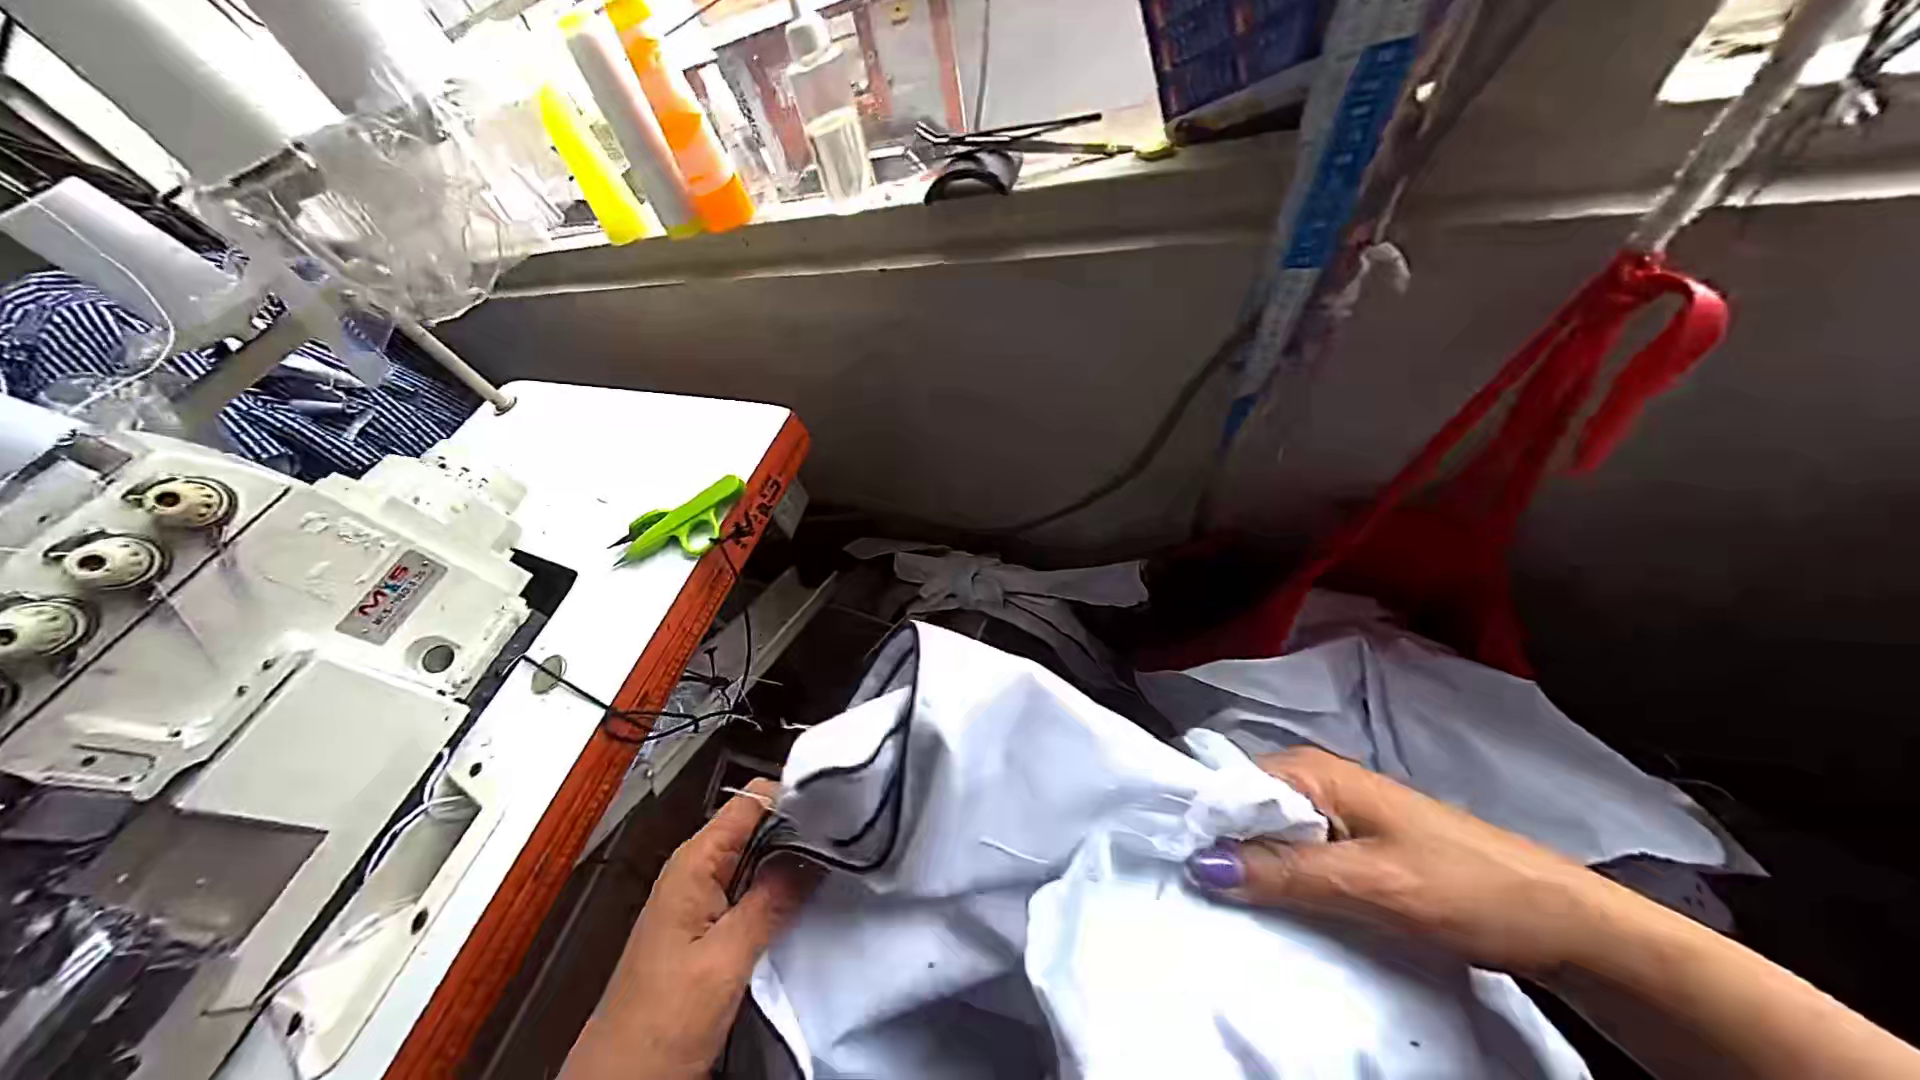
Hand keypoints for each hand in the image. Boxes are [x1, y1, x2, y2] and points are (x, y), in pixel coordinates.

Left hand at [561, 780, 818, 1079]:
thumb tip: (816, 851)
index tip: (838, 809)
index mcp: (696, 861)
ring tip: (838, 864)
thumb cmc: (661, 1022)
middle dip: (801, 829)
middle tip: (847, 842)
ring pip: (761, 856)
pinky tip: (810, 896)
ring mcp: (705, 896)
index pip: (753, 799)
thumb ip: (772, 900)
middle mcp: (700, 868)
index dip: (795, 796)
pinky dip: (782, 887)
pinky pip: (754, 887)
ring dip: (794, 860)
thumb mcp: (725, 959)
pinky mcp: (713, 924)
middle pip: (760, 823)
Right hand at [1184, 746, 1622, 975]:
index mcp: (1312, 769)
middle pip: (1241, 806)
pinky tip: (1259, 900)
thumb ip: (1283, 872)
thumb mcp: (1370, 883)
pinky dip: (1271, 874)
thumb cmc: (1465, 887)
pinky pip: (1289, 851)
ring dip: (1243, 862)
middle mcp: (1314, 779)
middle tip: (1186, 885)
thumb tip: (1200, 864)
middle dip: (1215, 842)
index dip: (1197, 815)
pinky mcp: (1346, 841)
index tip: (1167, 855)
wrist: (1558, 920)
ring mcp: (1331, 810)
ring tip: (1212, 897)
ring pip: (1264, 832)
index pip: (1229, 781)